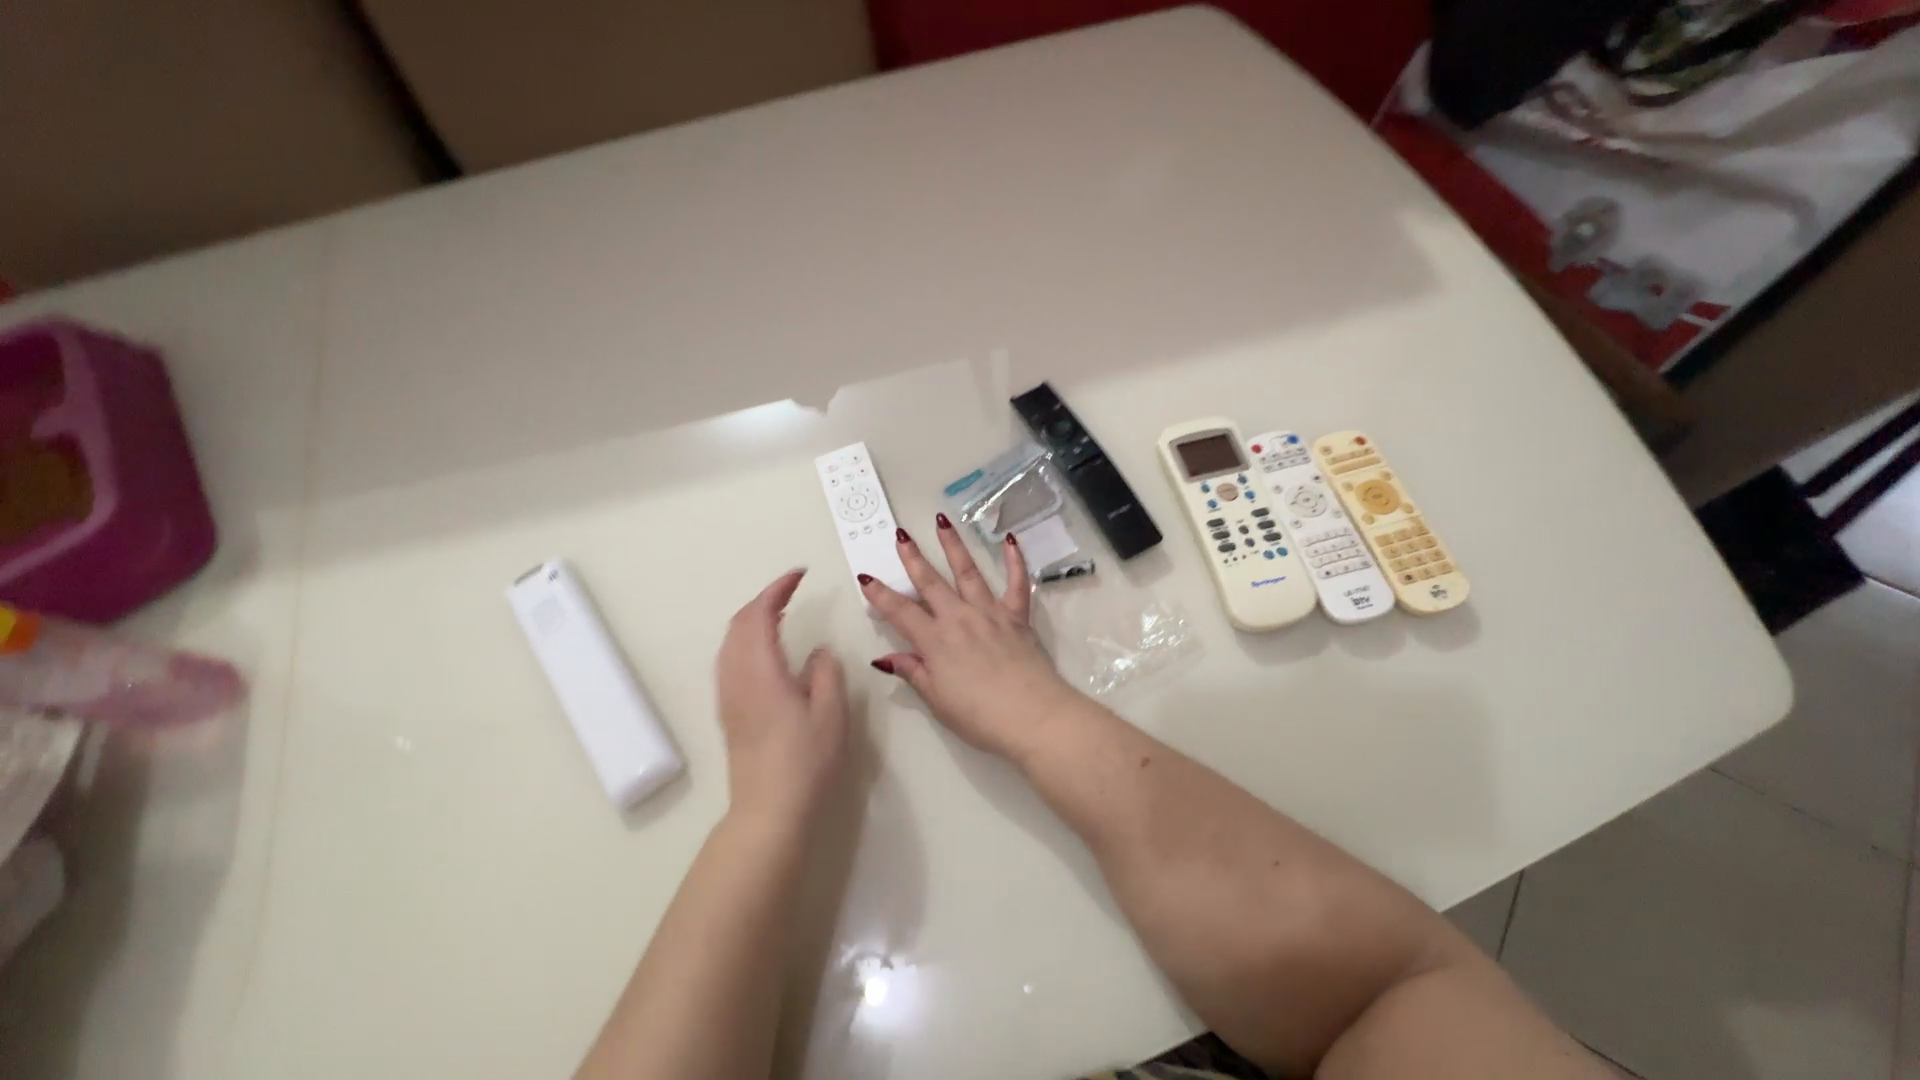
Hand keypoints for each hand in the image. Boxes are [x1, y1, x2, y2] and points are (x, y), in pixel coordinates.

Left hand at [715, 570, 848, 822]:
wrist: (769, 811)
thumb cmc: (806, 761)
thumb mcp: (831, 714)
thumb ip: (826, 673)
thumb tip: (816, 653)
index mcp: (761, 671)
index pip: (760, 615)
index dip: (777, 590)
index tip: (799, 576)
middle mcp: (737, 677)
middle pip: (738, 624)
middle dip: (763, 600)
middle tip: (792, 592)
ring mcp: (728, 696)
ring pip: (730, 642)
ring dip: (752, 620)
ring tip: (780, 614)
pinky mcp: (729, 713)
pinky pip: (730, 660)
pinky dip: (746, 640)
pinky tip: (766, 651)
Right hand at [861, 516, 1082, 759]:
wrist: (1032, 715)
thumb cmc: (979, 716)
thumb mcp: (937, 700)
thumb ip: (913, 672)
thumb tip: (885, 657)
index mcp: (935, 641)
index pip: (901, 612)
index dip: (881, 595)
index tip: (866, 577)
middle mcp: (959, 618)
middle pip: (931, 583)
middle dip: (912, 558)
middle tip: (900, 535)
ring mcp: (990, 613)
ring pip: (967, 572)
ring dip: (953, 545)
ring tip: (941, 521)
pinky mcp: (1017, 616)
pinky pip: (1016, 583)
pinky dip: (1014, 561)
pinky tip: (1010, 540)